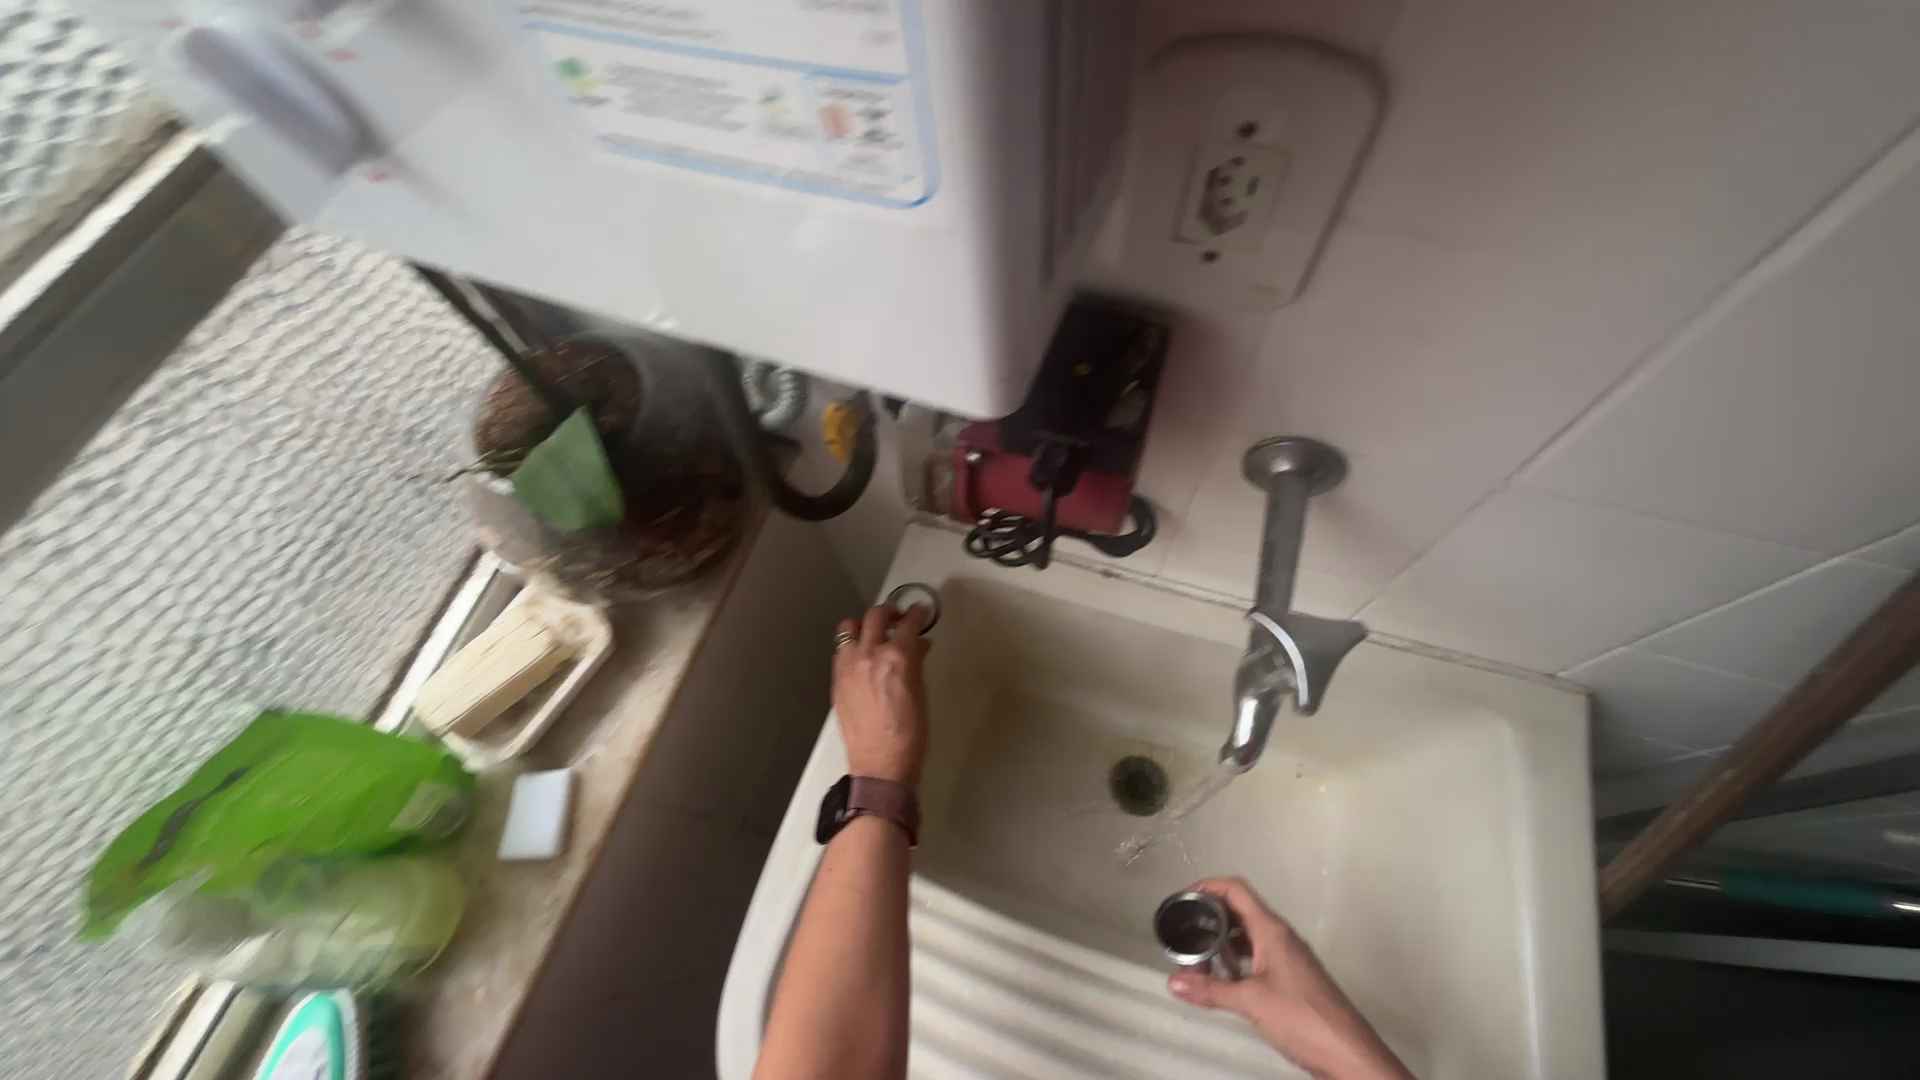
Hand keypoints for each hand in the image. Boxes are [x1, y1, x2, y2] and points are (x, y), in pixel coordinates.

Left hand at [832, 604, 931, 790]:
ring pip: (850, 627)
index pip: (908, 623)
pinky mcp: (836, 680)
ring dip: (865, 625)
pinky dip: (853, 645)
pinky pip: (841, 650)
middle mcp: (869, 655)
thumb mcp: (921, 693)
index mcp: (896, 657)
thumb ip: (917, 662)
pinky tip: (863, 658)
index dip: (917, 613)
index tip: (921, 611)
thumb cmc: (911, 732)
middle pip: (875, 616)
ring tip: (875, 635)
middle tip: (900, 619)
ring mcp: (848, 666)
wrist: (881, 763)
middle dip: (890, 612)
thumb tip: (919, 644)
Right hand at [1167, 878, 1411, 1079]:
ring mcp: (1290, 957)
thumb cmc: (1303, 1018)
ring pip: (1250, 933)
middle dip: (1212, 914)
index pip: (1236, 890)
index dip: (1208, 886)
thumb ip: (1211, 989)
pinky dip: (1238, 958)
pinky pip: (1259, 954)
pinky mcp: (1294, 977)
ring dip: (1224, 938)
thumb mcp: (1250, 1002)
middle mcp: (1281, 936)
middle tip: (1186, 928)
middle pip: (1241, 909)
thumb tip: (1173, 982)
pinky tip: (1226, 977)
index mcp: (1272, 930)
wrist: (1351, 1056)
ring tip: (1200, 955)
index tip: (1184, 897)